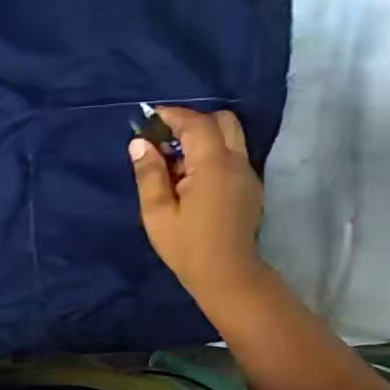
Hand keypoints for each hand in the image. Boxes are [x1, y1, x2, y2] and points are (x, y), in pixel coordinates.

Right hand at [130, 106, 268, 302]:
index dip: (172, 115)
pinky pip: (232, 156)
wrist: (227, 274)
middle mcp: (236, 162)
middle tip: (165, 139)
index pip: (196, 123)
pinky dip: (211, 154)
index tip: (150, 116)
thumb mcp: (157, 211)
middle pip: (222, 121)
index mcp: (213, 165)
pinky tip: (191, 180)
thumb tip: (140, 143)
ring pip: (231, 137)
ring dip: (203, 138)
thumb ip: (149, 174)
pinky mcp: (249, 186)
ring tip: (175, 162)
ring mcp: (247, 174)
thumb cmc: (186, 245)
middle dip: (193, 122)